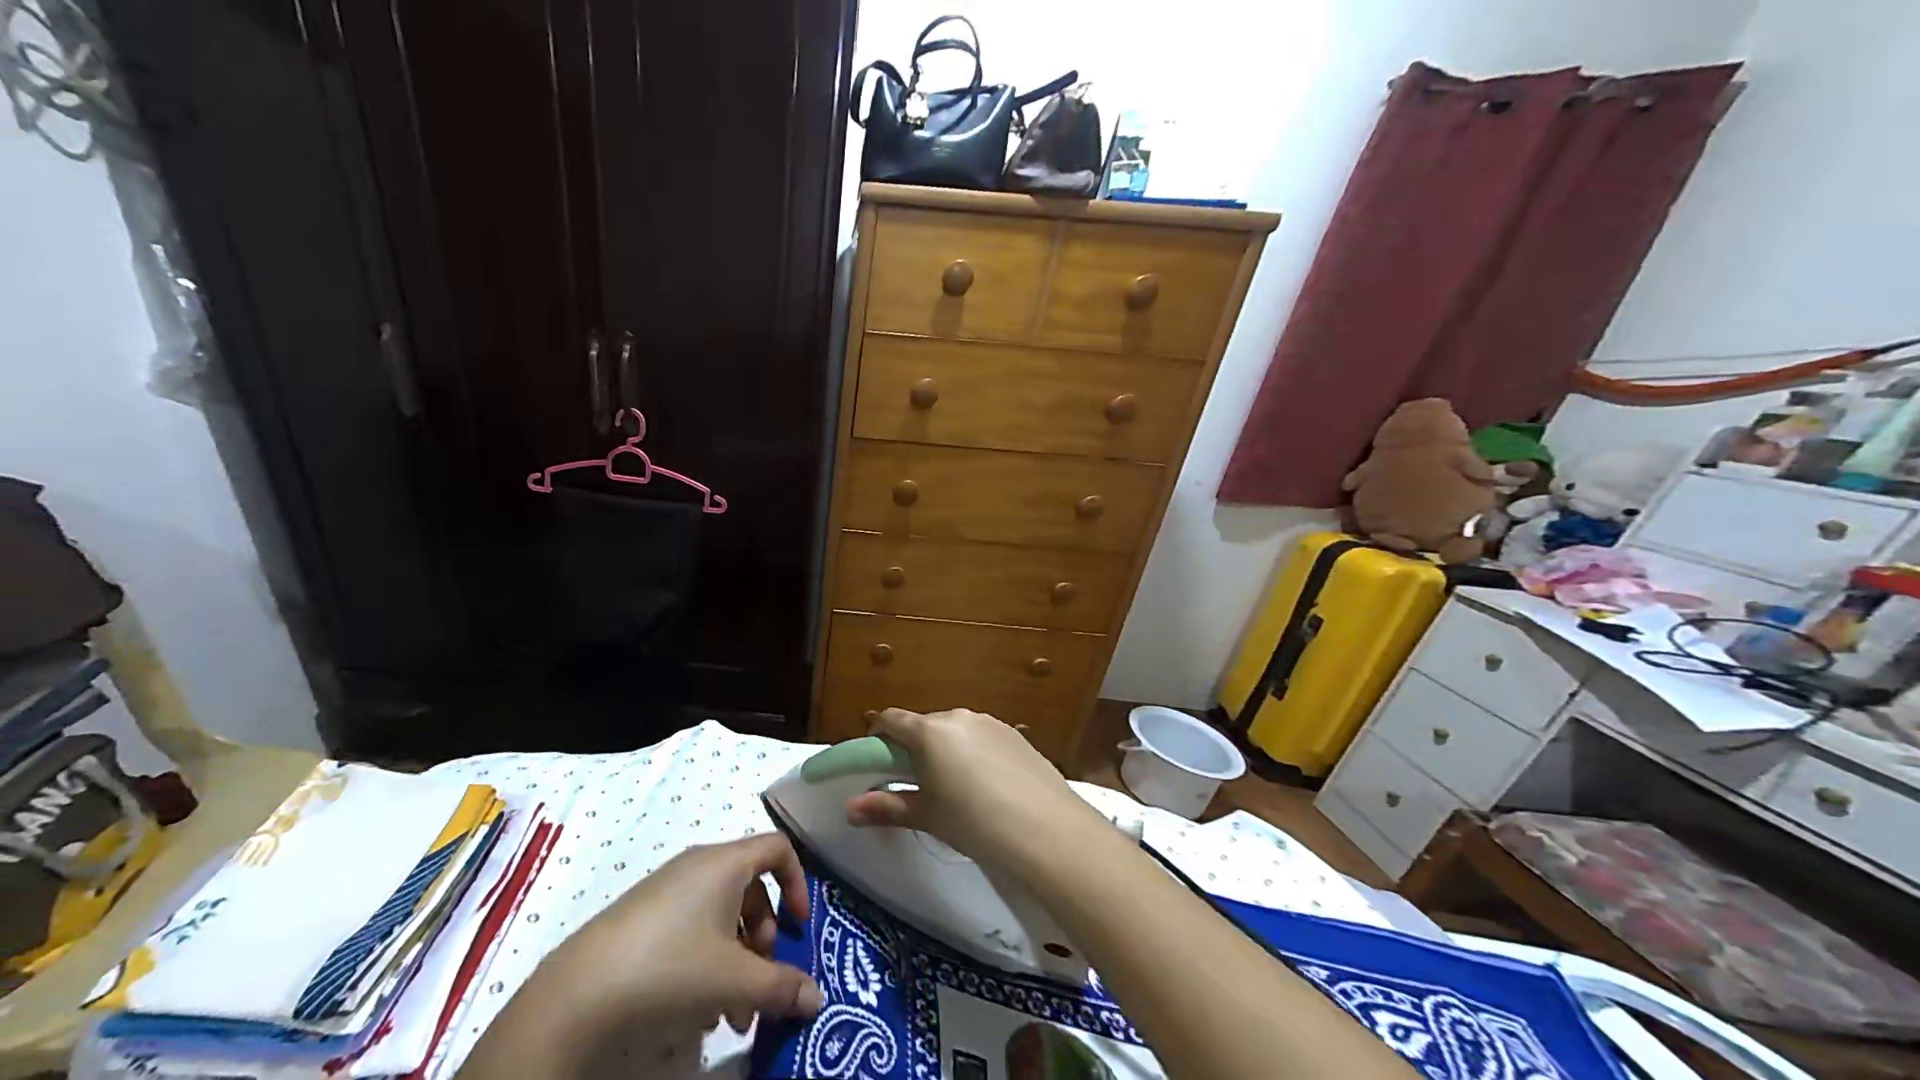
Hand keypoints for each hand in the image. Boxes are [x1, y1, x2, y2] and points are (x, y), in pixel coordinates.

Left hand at [461, 834, 821, 1078]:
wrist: (577, 994)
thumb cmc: (672, 967)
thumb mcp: (735, 980)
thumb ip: (782, 987)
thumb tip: (817, 999)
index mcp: (725, 863)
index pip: (779, 849)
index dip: (798, 883)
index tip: (799, 927)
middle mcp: (699, 866)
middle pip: (751, 889)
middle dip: (764, 939)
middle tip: (760, 983)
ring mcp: (667, 890)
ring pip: (721, 916)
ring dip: (737, 961)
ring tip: (730, 1015)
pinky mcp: (642, 917)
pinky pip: (692, 928)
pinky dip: (707, 962)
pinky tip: (697, 1012)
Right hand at [842, 708, 1112, 873]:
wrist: (1045, 829)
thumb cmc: (973, 822)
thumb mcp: (927, 816)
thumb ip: (886, 807)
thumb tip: (850, 809)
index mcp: (929, 731)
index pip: (890, 720)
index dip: (878, 739)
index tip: (877, 766)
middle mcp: (958, 716)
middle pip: (924, 725)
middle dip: (913, 749)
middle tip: (916, 785)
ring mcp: (990, 723)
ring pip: (955, 731)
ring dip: (946, 751)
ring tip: (956, 790)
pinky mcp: (1015, 735)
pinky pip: (982, 738)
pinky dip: (974, 754)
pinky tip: (988, 788)